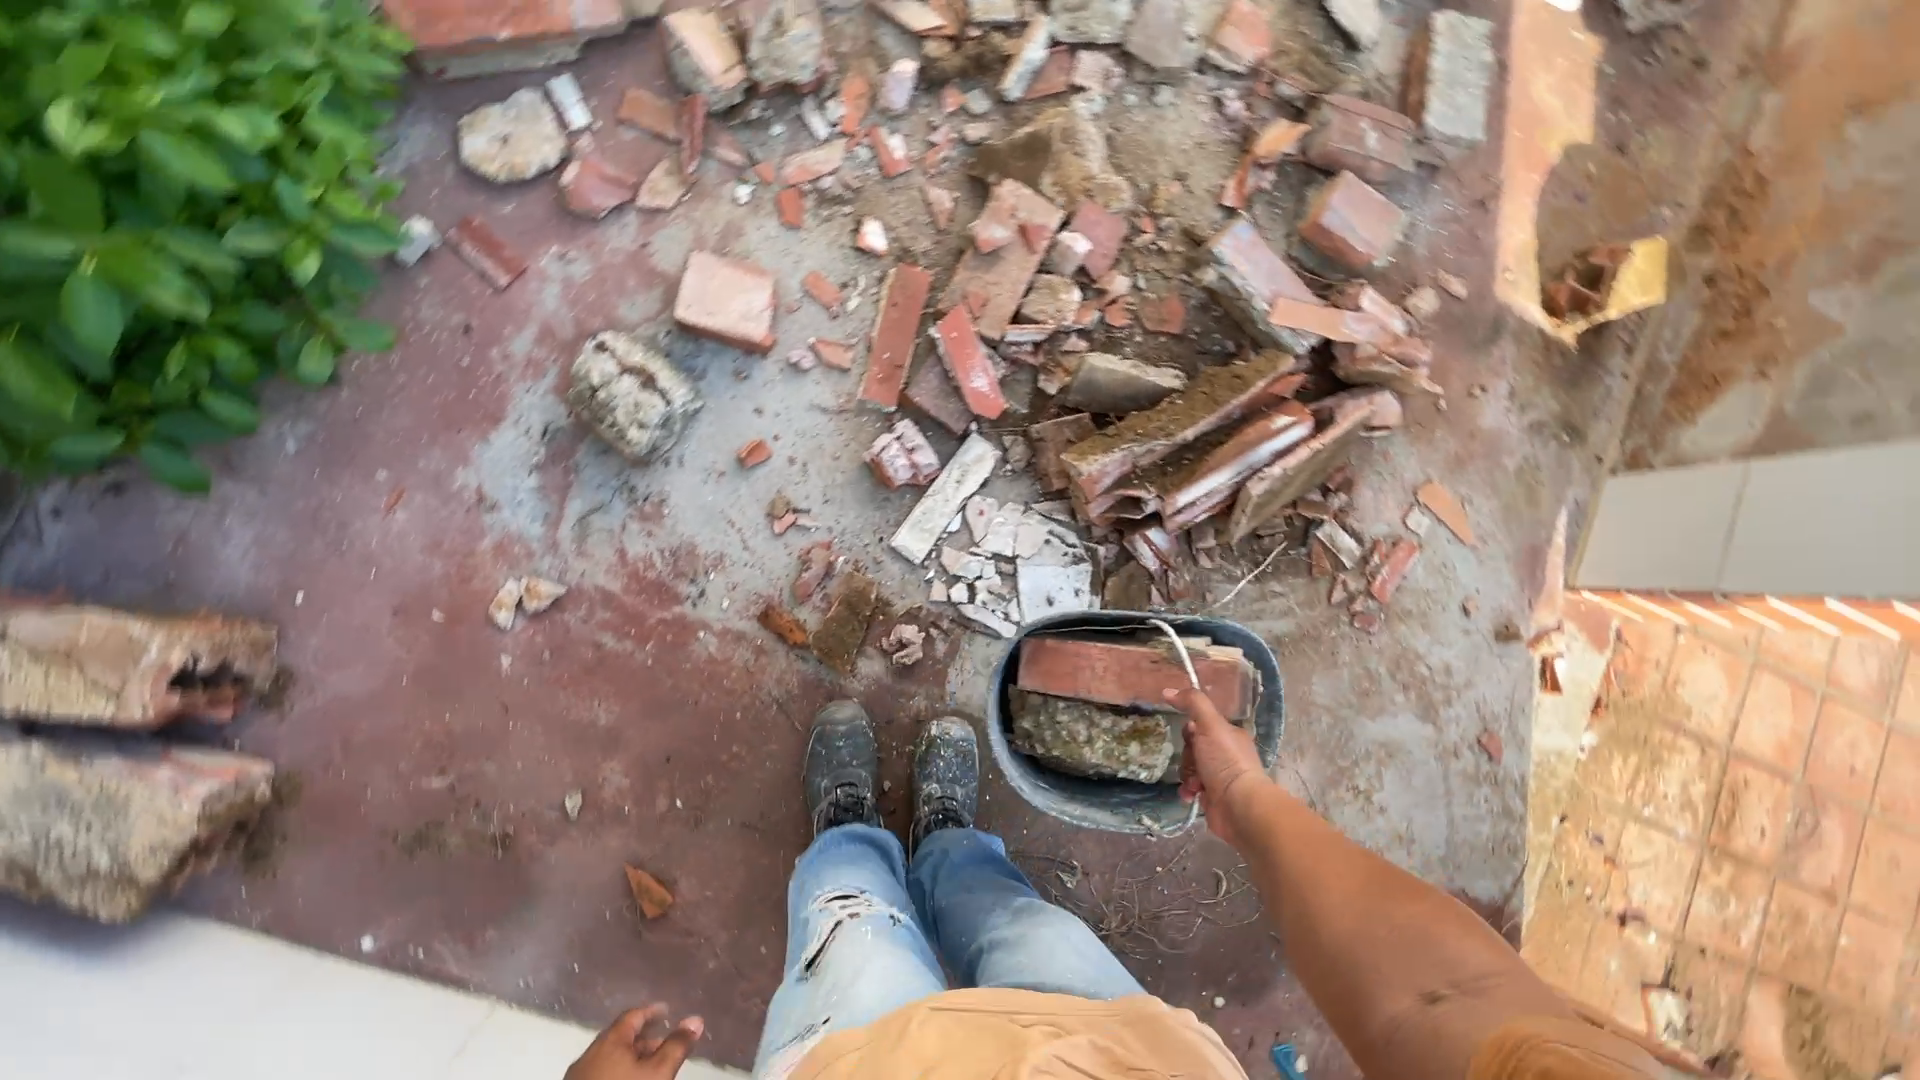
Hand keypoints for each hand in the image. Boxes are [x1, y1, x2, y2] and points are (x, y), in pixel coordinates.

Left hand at [565, 1005, 703, 1079]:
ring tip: (651, 1066)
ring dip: (631, 1057)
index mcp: (609, 1042)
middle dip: (644, 1038)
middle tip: (665, 1042)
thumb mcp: (658, 1073)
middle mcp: (589, 1055)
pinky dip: (618, 1071)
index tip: (667, 1011)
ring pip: (610, 1058)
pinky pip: (601, 1073)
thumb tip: (696, 1019)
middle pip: (620, 1037)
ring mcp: (579, 1077)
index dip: (652, 1012)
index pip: (632, 1015)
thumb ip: (677, 1046)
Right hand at [1164, 686, 1267, 847]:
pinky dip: (1188, 791)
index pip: (1201, 725)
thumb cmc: (1226, 761)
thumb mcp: (1210, 724)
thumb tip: (1168, 690)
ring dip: (1187, 774)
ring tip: (1194, 783)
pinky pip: (1191, 789)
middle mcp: (1226, 755)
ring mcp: (1220, 777)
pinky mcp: (1213, 797)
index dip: (1191, 730)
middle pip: (1192, 748)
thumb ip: (1192, 703)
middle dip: (1188, 756)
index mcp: (1230, 736)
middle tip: (1195, 761)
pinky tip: (1191, 795)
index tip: (1191, 736)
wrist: (1239, 806)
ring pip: (1190, 768)